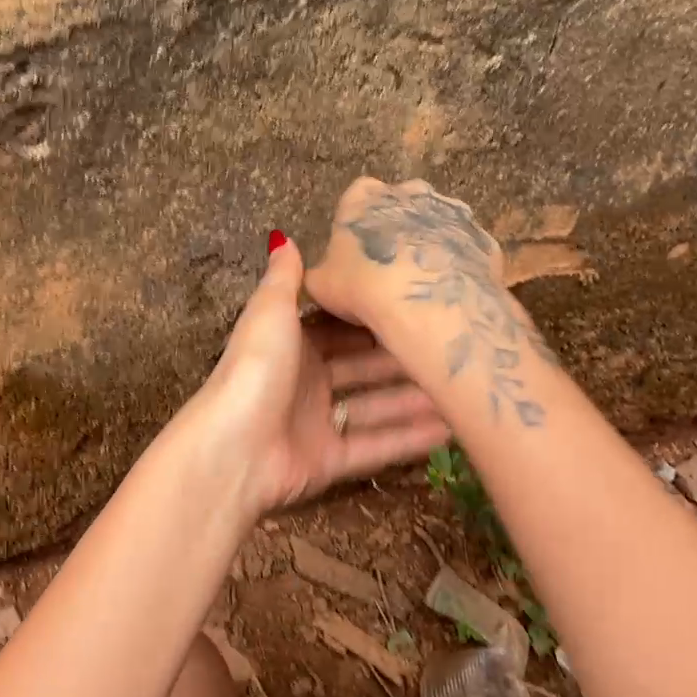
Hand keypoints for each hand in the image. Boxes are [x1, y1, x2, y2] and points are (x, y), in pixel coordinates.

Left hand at [188, 234, 451, 514]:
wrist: (235, 447)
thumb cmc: (256, 368)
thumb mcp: (270, 312)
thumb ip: (285, 277)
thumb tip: (283, 236)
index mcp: (289, 344)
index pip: (337, 329)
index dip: (371, 320)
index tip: (415, 307)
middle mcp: (304, 381)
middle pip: (360, 368)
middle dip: (400, 361)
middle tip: (449, 349)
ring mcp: (317, 423)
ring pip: (373, 407)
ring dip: (412, 400)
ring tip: (461, 389)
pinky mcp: (329, 461)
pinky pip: (375, 446)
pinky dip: (408, 439)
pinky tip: (450, 428)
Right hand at [305, 176, 505, 329]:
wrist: (428, 304)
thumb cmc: (362, 285)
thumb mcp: (320, 284)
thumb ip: (322, 272)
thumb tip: (326, 274)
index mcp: (363, 194)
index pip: (355, 201)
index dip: (355, 231)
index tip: (355, 260)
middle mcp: (410, 191)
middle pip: (400, 207)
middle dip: (396, 232)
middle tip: (388, 273)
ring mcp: (452, 211)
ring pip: (437, 226)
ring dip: (429, 247)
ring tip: (421, 287)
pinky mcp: (484, 239)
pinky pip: (466, 251)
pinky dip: (458, 267)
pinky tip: (448, 295)